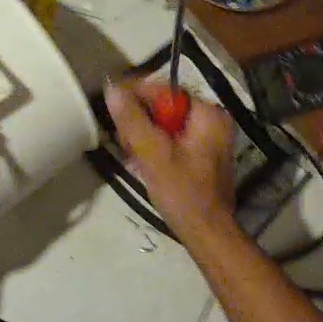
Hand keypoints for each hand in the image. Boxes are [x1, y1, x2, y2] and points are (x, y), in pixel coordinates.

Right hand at [104, 81, 235, 237]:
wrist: (207, 233)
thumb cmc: (183, 193)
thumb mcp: (153, 154)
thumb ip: (132, 120)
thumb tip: (112, 88)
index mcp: (208, 114)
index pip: (165, 90)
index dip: (136, 93)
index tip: (111, 102)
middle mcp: (211, 121)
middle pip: (164, 107)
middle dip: (139, 120)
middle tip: (123, 140)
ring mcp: (207, 139)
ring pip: (164, 125)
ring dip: (143, 136)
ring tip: (130, 155)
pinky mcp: (199, 156)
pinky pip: (171, 140)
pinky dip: (154, 148)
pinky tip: (140, 163)